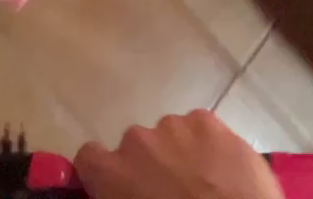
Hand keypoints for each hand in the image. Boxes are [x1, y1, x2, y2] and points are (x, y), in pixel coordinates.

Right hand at [77, 111, 285, 198]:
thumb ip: (121, 197)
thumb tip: (130, 193)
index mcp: (113, 173)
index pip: (89, 158)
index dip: (103, 174)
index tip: (121, 191)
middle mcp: (137, 141)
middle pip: (137, 149)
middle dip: (151, 168)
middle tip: (172, 196)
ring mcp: (174, 126)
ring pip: (170, 137)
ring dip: (180, 156)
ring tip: (203, 186)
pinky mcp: (207, 121)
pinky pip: (199, 130)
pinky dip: (207, 148)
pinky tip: (223, 173)